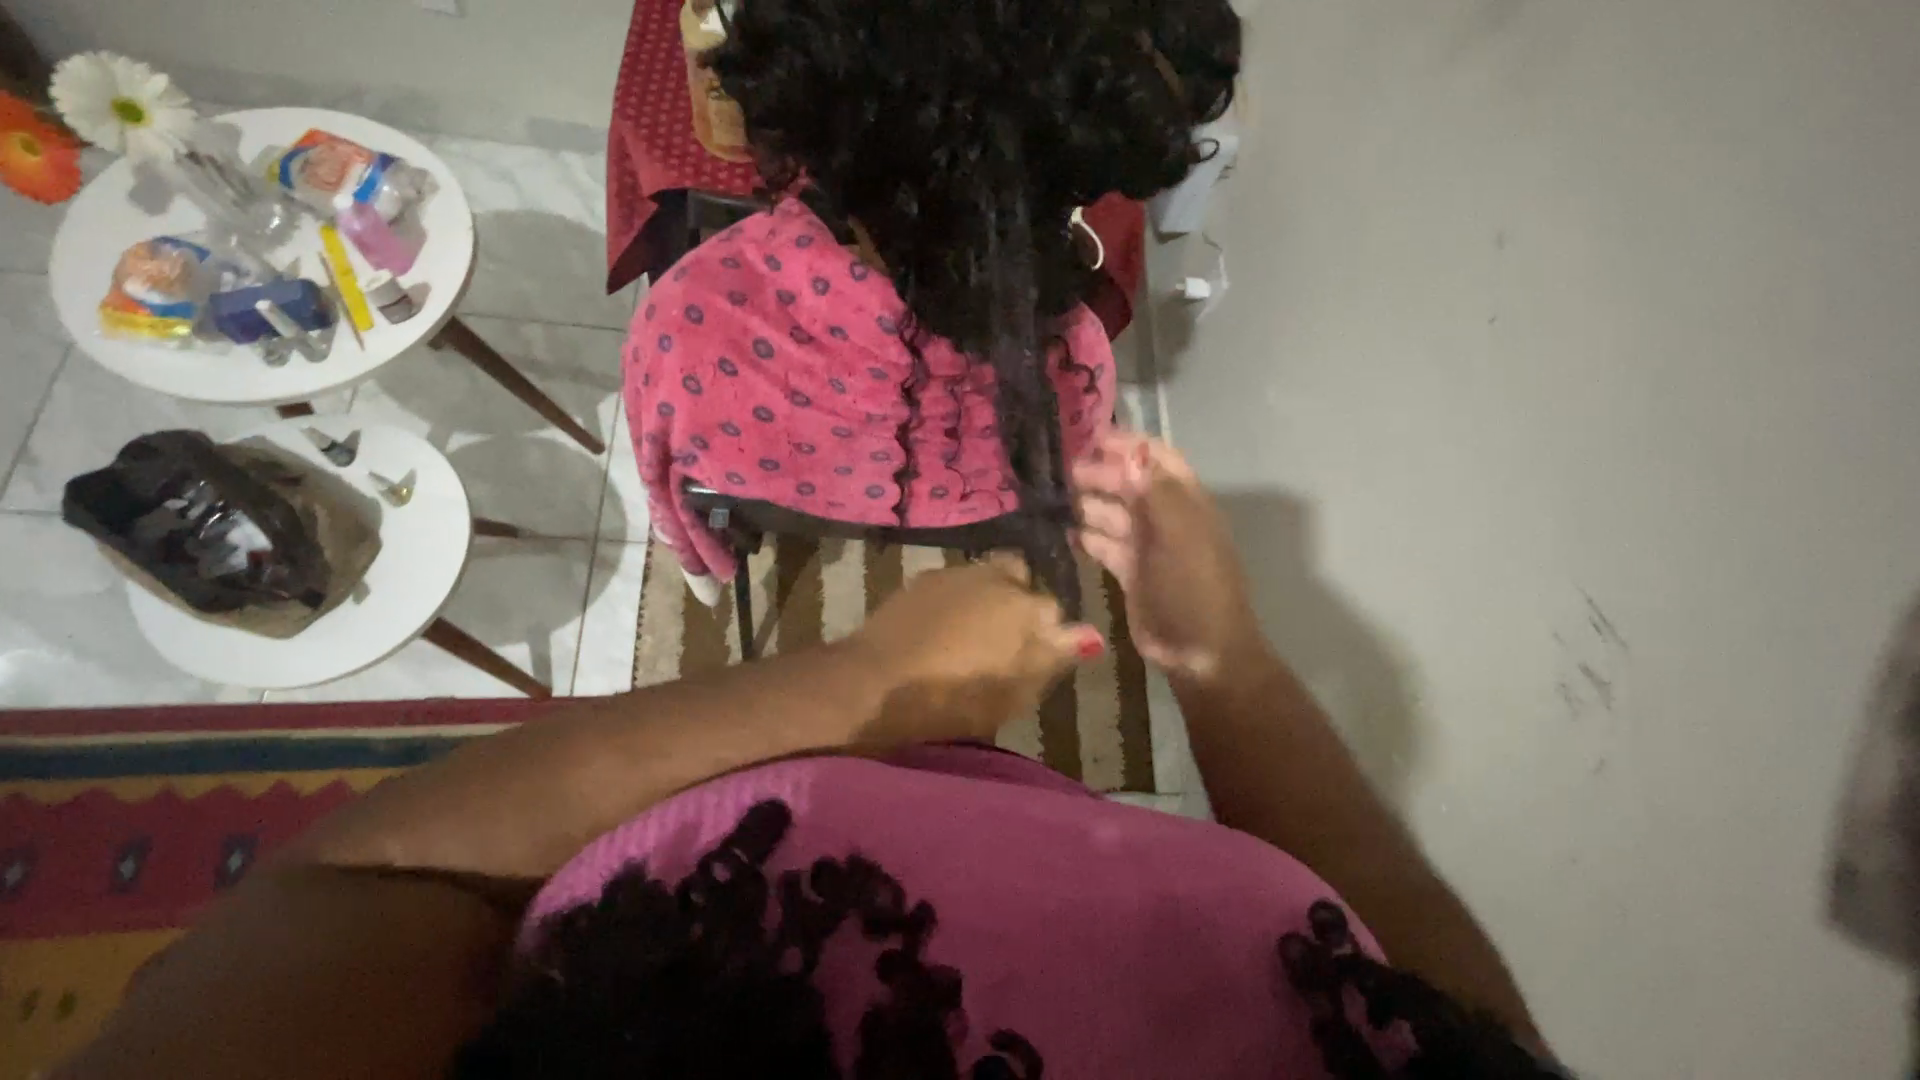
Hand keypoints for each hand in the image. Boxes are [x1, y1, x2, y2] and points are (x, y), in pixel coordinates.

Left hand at [845, 555, 1103, 743]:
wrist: (876, 681)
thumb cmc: (952, 698)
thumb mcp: (1014, 693)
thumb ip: (1053, 658)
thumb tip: (1088, 635)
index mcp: (1026, 606)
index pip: (1055, 612)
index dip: (1047, 636)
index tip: (1031, 659)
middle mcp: (997, 577)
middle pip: (1020, 580)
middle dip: (1018, 600)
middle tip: (1002, 638)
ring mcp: (956, 573)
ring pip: (986, 577)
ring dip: (985, 597)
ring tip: (968, 633)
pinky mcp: (922, 578)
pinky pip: (953, 584)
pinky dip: (955, 600)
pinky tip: (939, 627)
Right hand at [1072, 432, 1261, 680]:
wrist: (1201, 652)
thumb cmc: (1194, 589)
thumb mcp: (1179, 537)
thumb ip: (1155, 493)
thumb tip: (1130, 452)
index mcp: (1186, 502)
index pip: (1155, 458)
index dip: (1126, 444)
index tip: (1087, 435)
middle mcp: (1166, 517)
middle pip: (1128, 483)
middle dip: (1098, 472)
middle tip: (1059, 470)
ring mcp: (1147, 545)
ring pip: (1113, 513)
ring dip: (1086, 503)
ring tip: (1051, 497)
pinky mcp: (1130, 572)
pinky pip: (1104, 544)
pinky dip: (1084, 536)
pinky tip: (1060, 531)